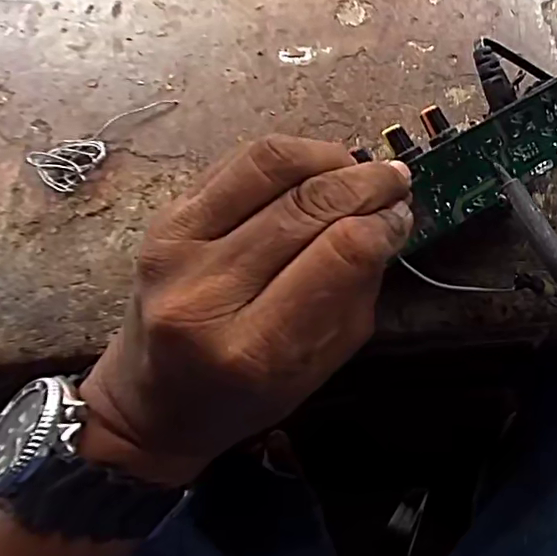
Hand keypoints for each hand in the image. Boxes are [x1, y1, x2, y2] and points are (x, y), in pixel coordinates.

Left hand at [77, 136, 413, 484]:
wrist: (153, 400)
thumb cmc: (250, 393)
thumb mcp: (324, 361)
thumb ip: (358, 290)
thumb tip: (388, 219)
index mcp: (255, 347)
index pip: (339, 255)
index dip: (383, 223)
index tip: (403, 216)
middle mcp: (207, 290)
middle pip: (308, 204)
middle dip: (367, 184)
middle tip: (397, 182)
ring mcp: (173, 245)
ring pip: (270, 165)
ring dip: (331, 158)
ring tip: (359, 170)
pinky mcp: (162, 217)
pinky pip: (238, 161)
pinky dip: (292, 155)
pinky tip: (318, 169)